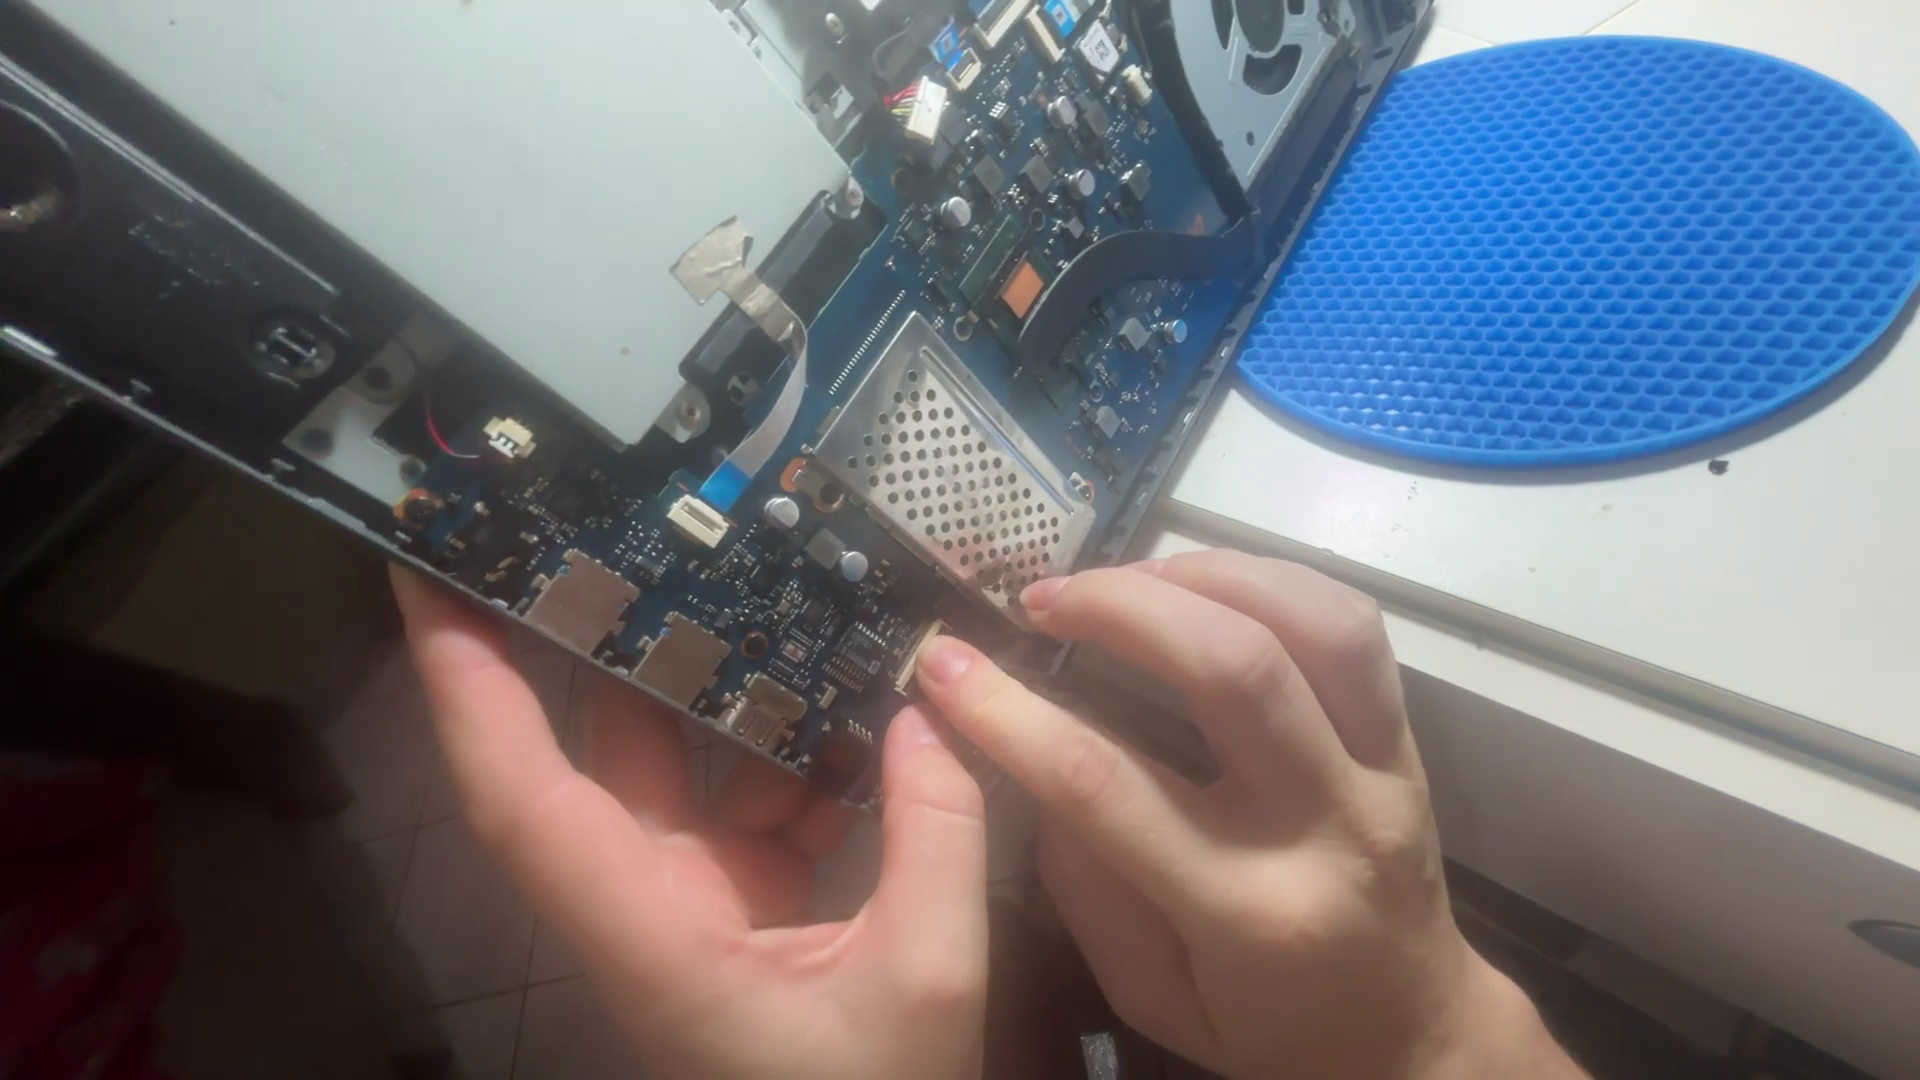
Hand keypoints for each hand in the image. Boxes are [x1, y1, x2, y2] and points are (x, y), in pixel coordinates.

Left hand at [390, 567, 988, 1079]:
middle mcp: (657, 899)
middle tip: (646, 543)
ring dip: (747, 699)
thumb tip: (927, 713)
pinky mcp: (751, 893)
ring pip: (702, 765)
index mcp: (657, 933)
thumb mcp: (927, 976)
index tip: (430, 584)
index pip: (525, 800)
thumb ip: (936, 836)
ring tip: (800, 616)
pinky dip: (809, 757)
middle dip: (621, 643)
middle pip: (613, 751)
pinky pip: (765, 797)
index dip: (468, 688)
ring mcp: (705, 893)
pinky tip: (866, 722)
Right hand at [914, 551, 1583, 1079]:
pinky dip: (1264, 578)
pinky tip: (1198, 583)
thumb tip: (1034, 755)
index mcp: (1247, 911)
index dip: (1010, 711)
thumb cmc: (1266, 1027)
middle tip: (1044, 600)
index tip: (947, 664)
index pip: (1106, 783)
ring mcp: (1382, 769)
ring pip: (1309, 625)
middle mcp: (1326, 825)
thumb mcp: (1149, 992)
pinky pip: (1350, 623)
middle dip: (1118, 609)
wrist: (1412, 1034)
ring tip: (1124, 577)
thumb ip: (1085, 882)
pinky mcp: (1405, 736)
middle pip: (1231, 668)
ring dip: (1198, 576)